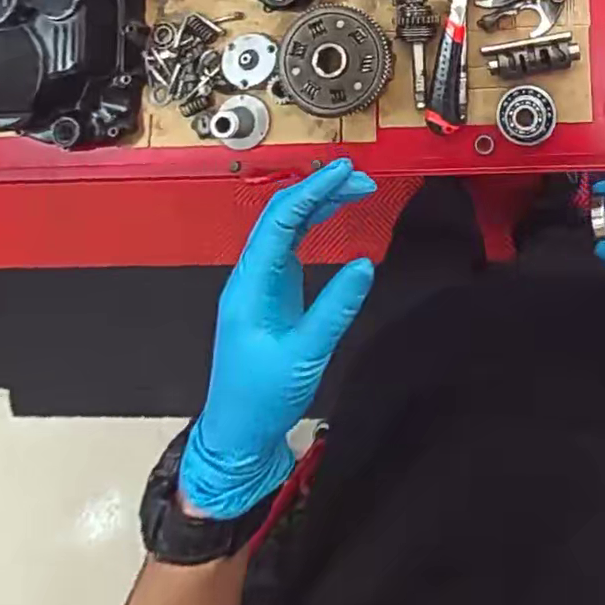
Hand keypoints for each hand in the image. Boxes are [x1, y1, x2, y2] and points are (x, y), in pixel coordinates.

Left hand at [180, 159, 377, 518]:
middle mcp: (252, 274)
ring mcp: (261, 281)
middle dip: (319, 189)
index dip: (313, 190)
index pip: (282, 220)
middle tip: (360, 179)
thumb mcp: (304, 354)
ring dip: (319, 203)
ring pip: (287, 226)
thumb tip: (366, 264)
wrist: (237, 432)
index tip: (344, 172)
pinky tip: (334, 216)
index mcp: (251, 284)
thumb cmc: (261, 397)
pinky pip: (292, 244)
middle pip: (283, 214)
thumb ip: (336, 308)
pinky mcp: (272, 291)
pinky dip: (315, 224)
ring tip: (356, 190)